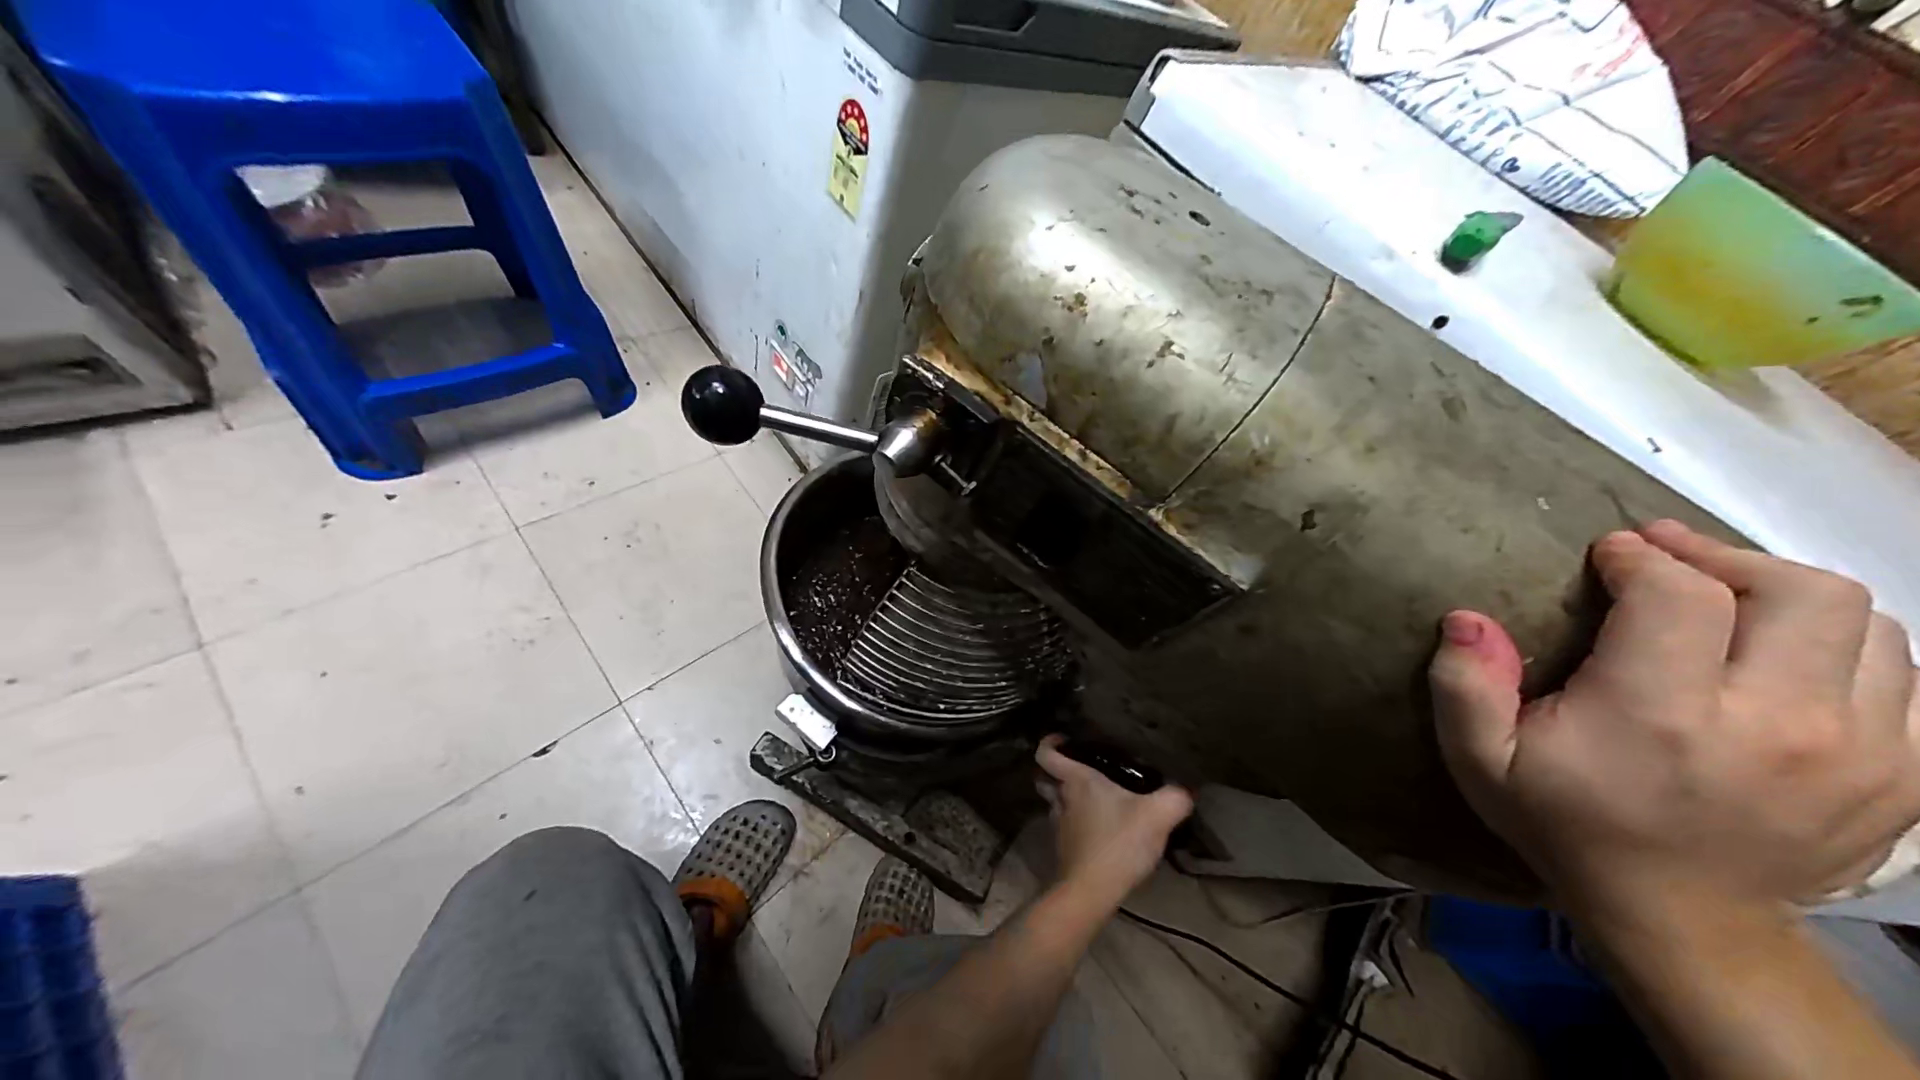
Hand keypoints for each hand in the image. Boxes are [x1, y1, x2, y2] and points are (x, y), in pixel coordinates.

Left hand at [1035, 735, 1192, 906]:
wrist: (1091, 890)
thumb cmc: (1118, 842)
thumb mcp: (1158, 815)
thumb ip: (1174, 798)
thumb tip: (1183, 792)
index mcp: (1077, 781)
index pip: (1047, 754)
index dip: (1050, 743)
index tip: (1063, 740)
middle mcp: (1062, 799)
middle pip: (1045, 778)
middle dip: (1055, 772)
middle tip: (1081, 770)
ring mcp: (1058, 825)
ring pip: (1054, 803)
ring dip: (1067, 799)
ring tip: (1094, 799)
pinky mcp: (1064, 848)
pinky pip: (1066, 826)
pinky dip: (1076, 823)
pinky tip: (1099, 829)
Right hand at [1429, 519, 1919, 913]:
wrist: (1681, 917)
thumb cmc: (1564, 823)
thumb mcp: (1480, 759)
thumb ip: (1465, 686)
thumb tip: (1465, 618)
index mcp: (1661, 715)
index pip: (1680, 596)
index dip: (1641, 559)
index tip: (1610, 554)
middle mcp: (1778, 724)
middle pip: (1799, 592)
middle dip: (1724, 558)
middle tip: (1669, 558)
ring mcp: (1861, 751)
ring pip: (1864, 623)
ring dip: (1783, 596)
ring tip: (1723, 600)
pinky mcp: (1904, 773)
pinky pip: (1898, 672)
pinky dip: (1836, 644)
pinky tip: (1776, 653)